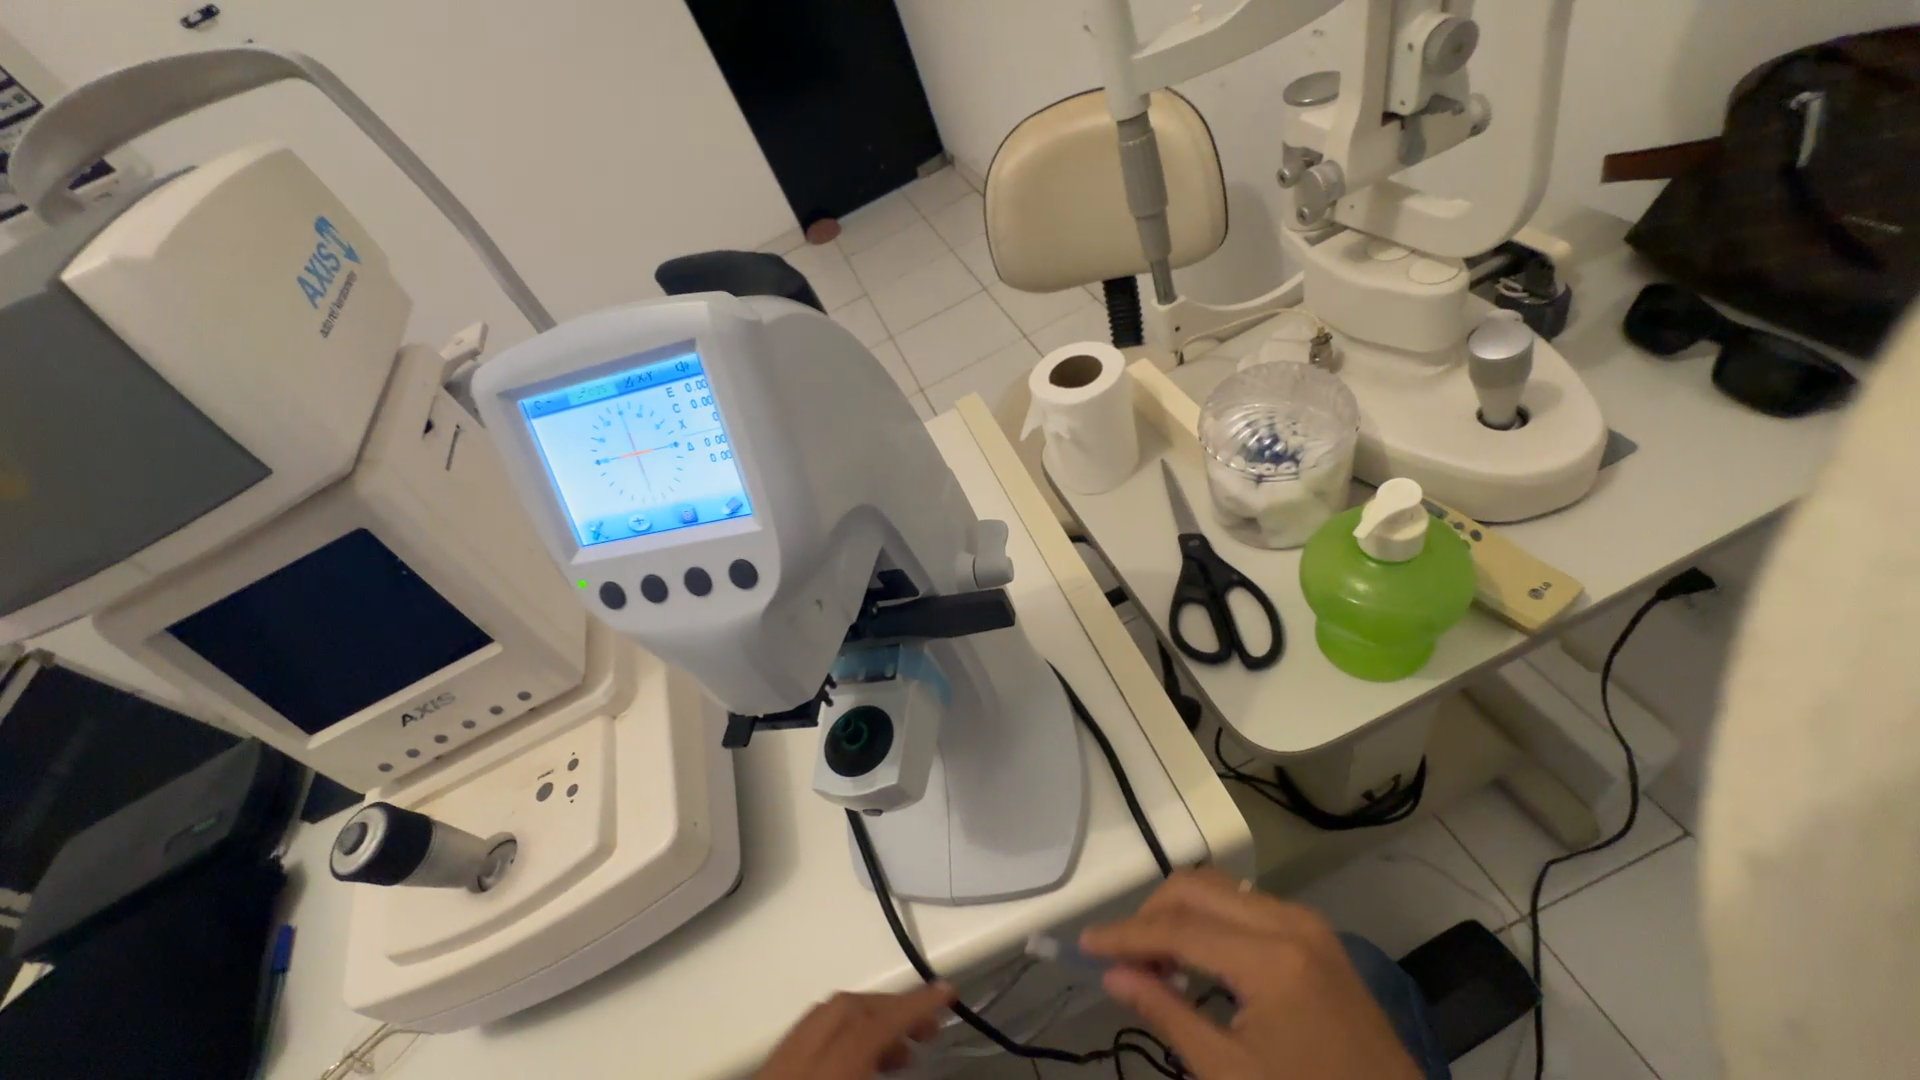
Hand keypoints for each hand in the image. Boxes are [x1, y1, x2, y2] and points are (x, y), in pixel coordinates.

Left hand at [755, 982, 956, 1079]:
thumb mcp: (854, 1077)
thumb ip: (886, 1061)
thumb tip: (911, 1048)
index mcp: (823, 1071)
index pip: (870, 1026)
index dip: (912, 1005)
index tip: (947, 990)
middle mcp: (792, 1060)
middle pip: (844, 1008)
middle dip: (891, 1008)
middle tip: (928, 1028)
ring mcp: (774, 1063)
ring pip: (823, 1016)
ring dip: (867, 1019)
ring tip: (900, 1052)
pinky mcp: (766, 1069)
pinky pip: (808, 1035)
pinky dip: (840, 1034)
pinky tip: (860, 1059)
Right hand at [1081, 869, 1420, 1079]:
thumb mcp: (1230, 1075)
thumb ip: (1167, 1014)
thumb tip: (1112, 976)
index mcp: (1270, 959)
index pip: (1178, 929)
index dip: (1125, 935)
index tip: (1084, 945)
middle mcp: (1289, 922)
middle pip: (1197, 888)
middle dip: (1150, 915)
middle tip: (1123, 960)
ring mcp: (1308, 924)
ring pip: (1221, 889)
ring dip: (1180, 912)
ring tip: (1157, 963)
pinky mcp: (1318, 936)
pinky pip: (1247, 905)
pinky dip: (1212, 919)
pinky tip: (1199, 960)